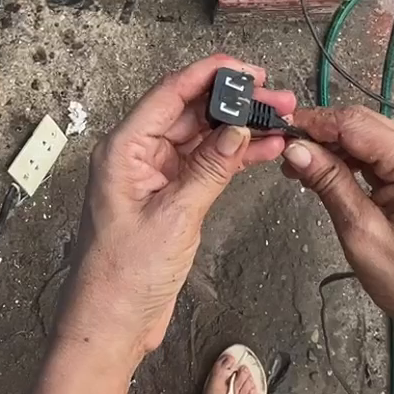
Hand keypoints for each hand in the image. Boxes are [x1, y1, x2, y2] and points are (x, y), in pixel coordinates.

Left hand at [55, 56, 294, 361]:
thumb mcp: (174, 217)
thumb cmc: (124, 275)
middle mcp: (138, 152)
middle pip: (190, 111)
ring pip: (202, 136)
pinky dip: (233, 156)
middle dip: (234, 101)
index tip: (247, 68)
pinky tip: (265, 149)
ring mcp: (156, 173)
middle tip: (277, 97)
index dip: (209, 74)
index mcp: (125, 147)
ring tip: (281, 120)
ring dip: (239, 128)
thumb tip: (239, 128)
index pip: (170, 93)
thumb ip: (209, 169)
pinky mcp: (171, 194)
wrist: (111, 326)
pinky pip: (205, 164)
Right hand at [282, 106, 393, 362]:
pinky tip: (327, 173)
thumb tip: (295, 148)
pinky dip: (351, 161)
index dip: (315, 122)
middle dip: (322, 131)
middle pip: (364, 124)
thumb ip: (329, 182)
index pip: (356, 124)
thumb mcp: (361, 231)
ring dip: (334, 146)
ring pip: (371, 139)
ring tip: (299, 164)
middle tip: (285, 147)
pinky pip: (380, 158)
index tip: (281, 129)